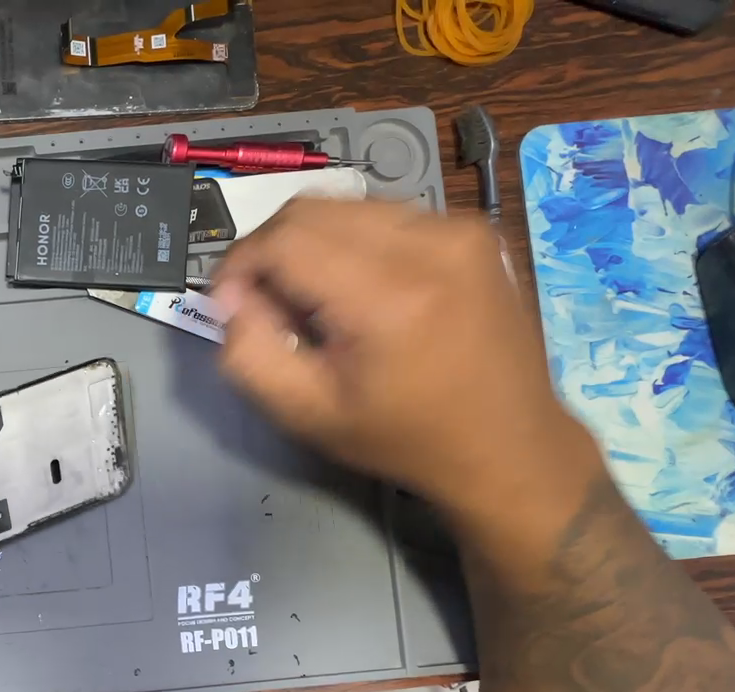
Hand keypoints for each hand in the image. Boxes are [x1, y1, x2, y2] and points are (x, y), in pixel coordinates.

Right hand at [210, 198, 601, 523]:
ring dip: (304, 245)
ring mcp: (458, 229)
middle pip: (310, 210)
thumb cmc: (401, 437)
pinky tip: (348, 291)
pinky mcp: (470, 230)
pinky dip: (343, 243)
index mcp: (389, 295)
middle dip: (265, 251)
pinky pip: (379, 214)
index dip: (238, 264)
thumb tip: (231, 297)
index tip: (227, 304)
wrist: (506, 442)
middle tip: (260, 304)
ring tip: (307, 301)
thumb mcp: (304, 413)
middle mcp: (430, 243)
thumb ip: (249, 353)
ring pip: (342, 205)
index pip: (285, 238)